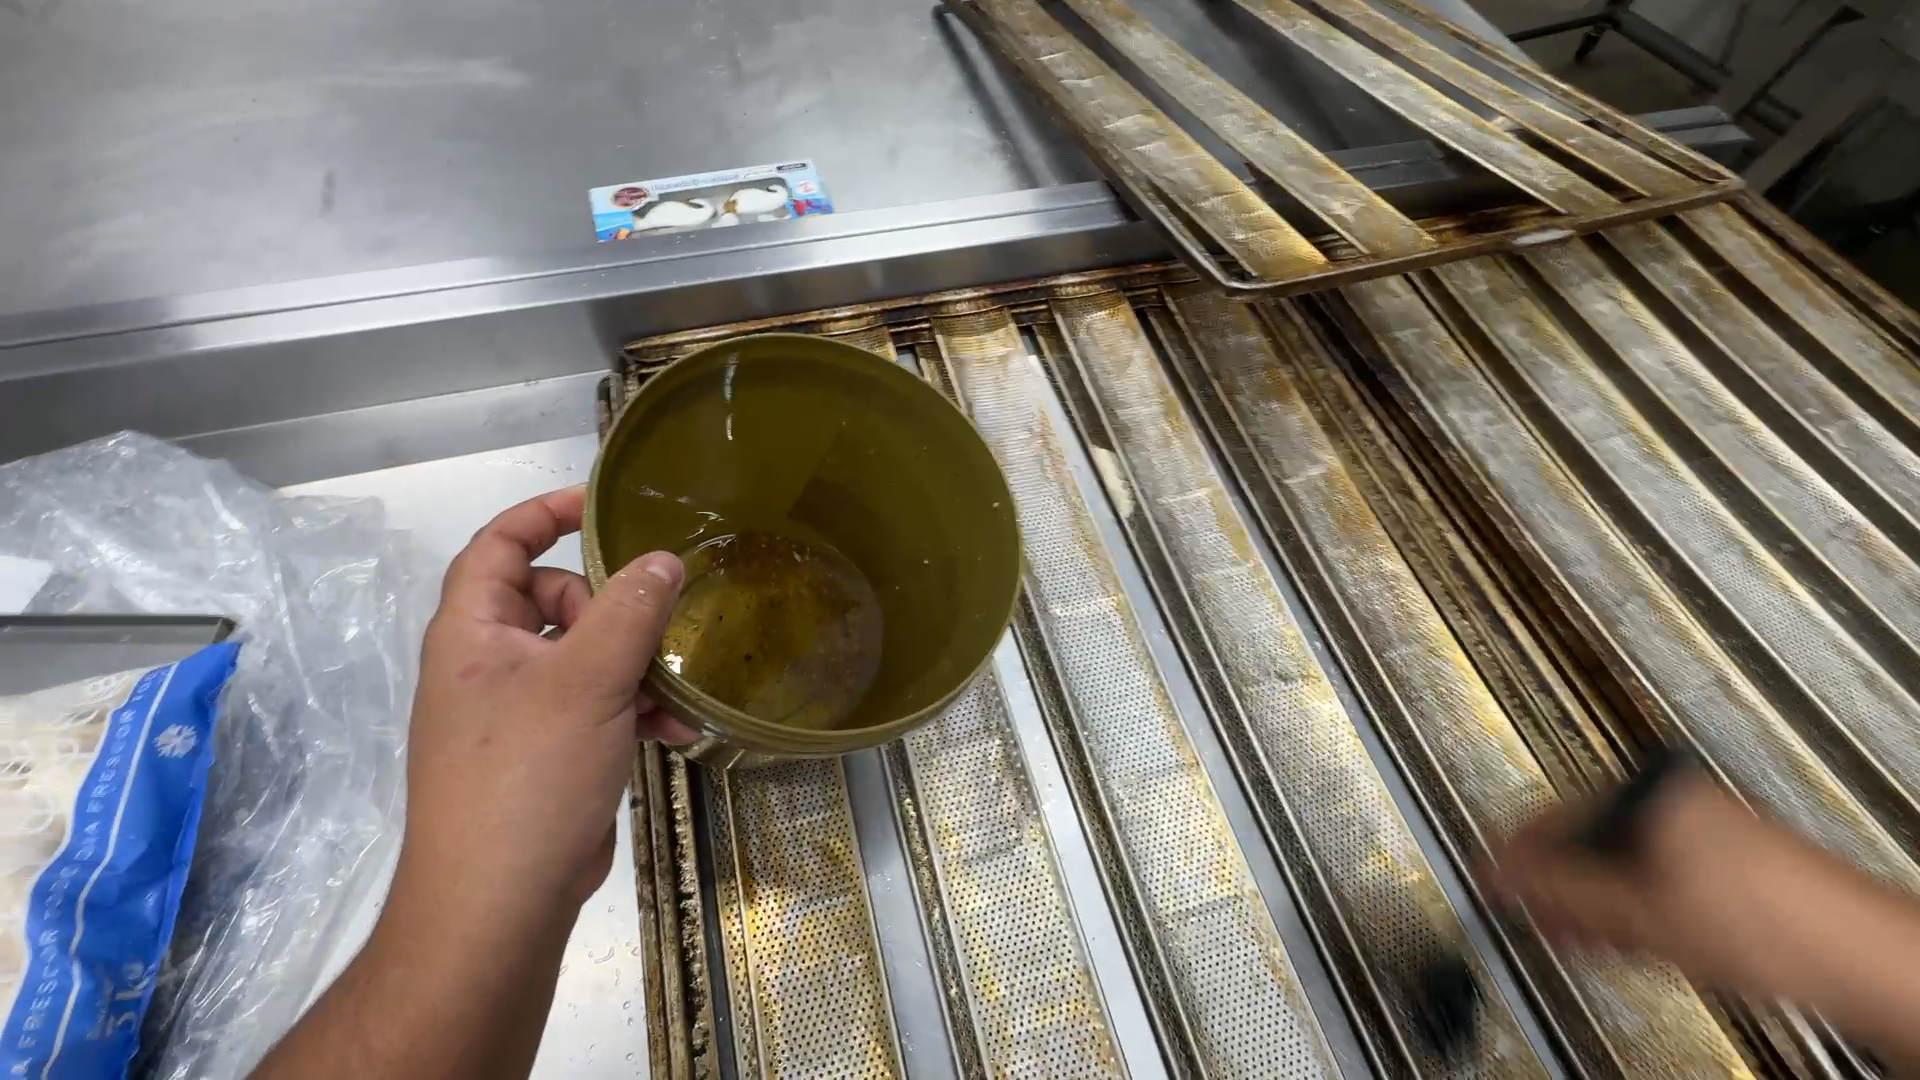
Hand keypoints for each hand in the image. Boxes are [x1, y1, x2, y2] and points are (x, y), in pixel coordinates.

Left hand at [397, 487, 692, 927]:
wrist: (501, 902)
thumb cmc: (529, 775)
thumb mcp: (587, 681)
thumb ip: (629, 611)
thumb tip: (663, 559)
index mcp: (474, 634)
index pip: (499, 546)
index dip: (543, 513)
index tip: (601, 504)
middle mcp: (491, 665)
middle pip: (556, 600)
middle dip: (613, 607)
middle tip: (653, 625)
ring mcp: (520, 710)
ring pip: (587, 654)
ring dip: (635, 663)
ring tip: (672, 689)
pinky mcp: (551, 749)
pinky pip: (598, 702)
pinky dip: (634, 706)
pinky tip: (673, 729)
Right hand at [1486, 769, 1902, 1003]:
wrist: (1875, 970)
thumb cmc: (1778, 929)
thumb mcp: (1635, 913)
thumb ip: (1554, 891)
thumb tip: (1496, 875)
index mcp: (1648, 796)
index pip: (1549, 816)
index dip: (1511, 852)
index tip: (1489, 877)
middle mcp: (1673, 803)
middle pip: (1582, 840)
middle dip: (1550, 882)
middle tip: (1520, 909)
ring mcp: (1702, 833)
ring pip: (1614, 862)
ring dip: (1583, 899)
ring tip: (1562, 930)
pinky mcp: (1723, 866)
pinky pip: (1647, 877)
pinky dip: (1622, 904)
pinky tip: (1609, 933)